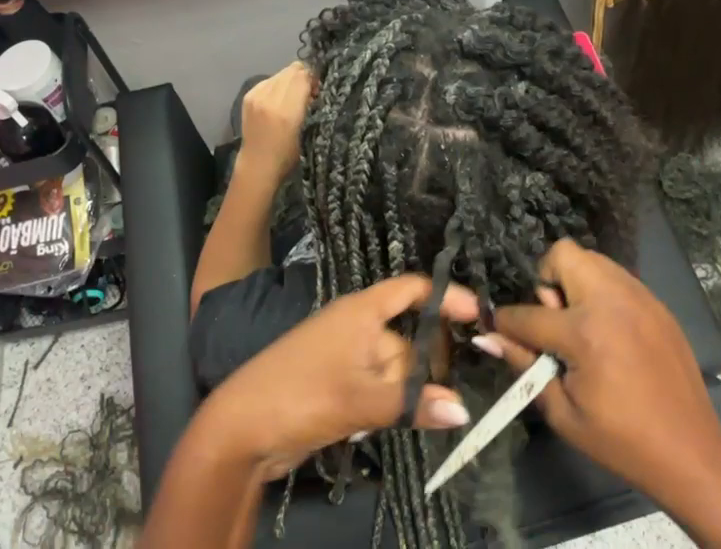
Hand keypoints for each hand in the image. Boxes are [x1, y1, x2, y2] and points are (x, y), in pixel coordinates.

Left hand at [200, 275, 477, 478]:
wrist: (240, 429)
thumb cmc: (301, 395)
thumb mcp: (362, 400)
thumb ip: (413, 404)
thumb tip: (463, 410)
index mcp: (360, 311)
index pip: (412, 289)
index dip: (445, 297)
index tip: (480, 315)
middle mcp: (354, 326)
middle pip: (407, 338)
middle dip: (423, 367)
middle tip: (437, 396)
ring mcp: (343, 355)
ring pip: (392, 368)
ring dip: (401, 393)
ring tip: (395, 416)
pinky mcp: (335, 383)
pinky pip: (375, 387)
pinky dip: (383, 404)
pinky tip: (374, 426)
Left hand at [237, 61, 314, 181]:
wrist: (256, 165)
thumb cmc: (287, 155)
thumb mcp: (305, 131)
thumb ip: (307, 105)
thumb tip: (313, 86)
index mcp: (287, 112)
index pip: (303, 77)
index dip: (313, 79)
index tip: (317, 89)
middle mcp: (269, 99)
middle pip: (291, 71)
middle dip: (302, 76)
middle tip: (307, 91)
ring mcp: (256, 96)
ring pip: (280, 73)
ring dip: (290, 80)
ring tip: (293, 95)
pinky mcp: (248, 96)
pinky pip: (268, 80)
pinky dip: (277, 84)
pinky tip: (278, 98)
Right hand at [480, 240, 720, 486]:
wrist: (691, 452)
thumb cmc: (620, 441)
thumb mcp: (562, 412)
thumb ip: (523, 366)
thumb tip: (489, 336)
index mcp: (586, 332)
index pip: (527, 314)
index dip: (506, 323)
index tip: (499, 330)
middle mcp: (612, 301)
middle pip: (563, 254)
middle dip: (547, 282)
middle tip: (555, 322)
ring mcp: (640, 297)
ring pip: (592, 259)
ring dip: (575, 282)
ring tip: (581, 327)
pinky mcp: (658, 304)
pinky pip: (617, 278)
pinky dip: (602, 293)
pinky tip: (608, 332)